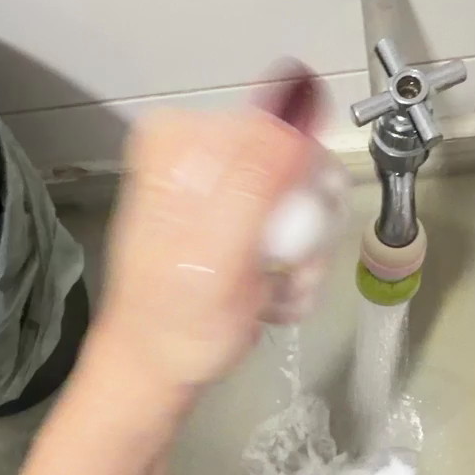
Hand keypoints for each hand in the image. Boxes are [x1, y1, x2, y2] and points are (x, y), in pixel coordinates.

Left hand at [89, 104, 317, 395]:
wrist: (162, 365)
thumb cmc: (174, 324)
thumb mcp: (214, 256)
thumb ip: (253, 182)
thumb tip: (299, 109)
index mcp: (181, 142)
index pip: (282, 133)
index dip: (300, 194)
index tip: (284, 246)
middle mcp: (207, 153)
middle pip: (304, 166)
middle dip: (306, 234)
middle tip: (286, 274)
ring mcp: (232, 186)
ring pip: (313, 203)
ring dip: (304, 261)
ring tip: (273, 294)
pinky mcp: (252, 218)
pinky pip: (306, 230)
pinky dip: (297, 271)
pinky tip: (270, 297)